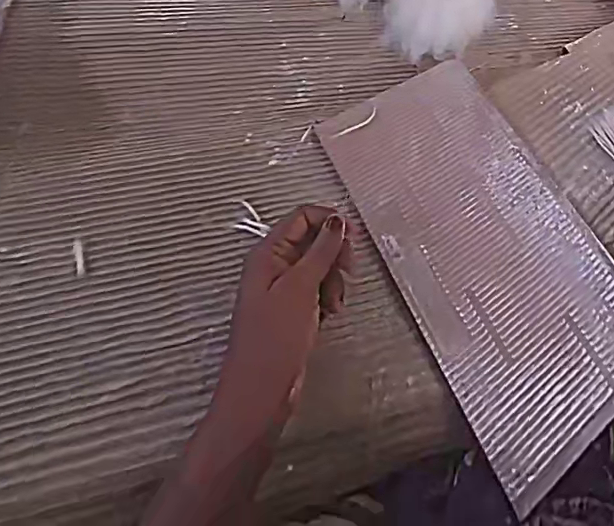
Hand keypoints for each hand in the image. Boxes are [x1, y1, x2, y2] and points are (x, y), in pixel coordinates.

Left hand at [216, 205, 353, 420]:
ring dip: (333, 278)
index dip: (329, 221)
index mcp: (267, 253)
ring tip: (334, 303)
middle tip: (348, 271)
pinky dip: (328, 296)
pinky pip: (317, 289)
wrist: (259, 396)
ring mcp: (282, 289)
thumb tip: (337, 220)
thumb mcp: (300, 288)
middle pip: (312, 240)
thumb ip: (321, 250)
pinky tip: (331, 313)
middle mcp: (273, 266)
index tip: (353, 237)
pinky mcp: (292, 310)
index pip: (302, 217)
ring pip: (318, 266)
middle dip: (334, 253)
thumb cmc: (275, 338)